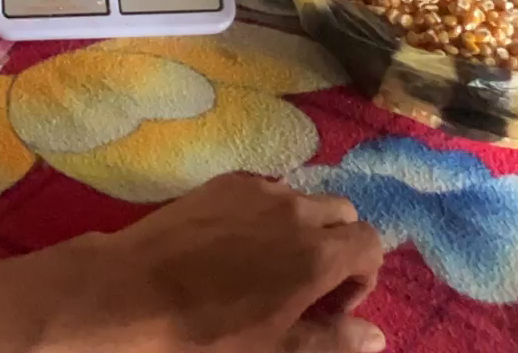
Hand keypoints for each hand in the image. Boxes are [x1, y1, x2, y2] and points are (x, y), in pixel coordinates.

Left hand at [57, 174, 384, 351]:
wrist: (141, 286)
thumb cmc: (213, 328)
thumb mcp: (280, 347)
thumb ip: (335, 339)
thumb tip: (376, 335)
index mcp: (315, 251)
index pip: (370, 242)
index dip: (362, 275)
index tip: (333, 304)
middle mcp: (293, 208)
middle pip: (341, 212)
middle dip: (338, 244)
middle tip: (310, 282)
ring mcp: (256, 188)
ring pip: (301, 197)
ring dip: (303, 226)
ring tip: (271, 263)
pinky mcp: (224, 180)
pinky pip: (264, 189)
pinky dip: (268, 211)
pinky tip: (239, 243)